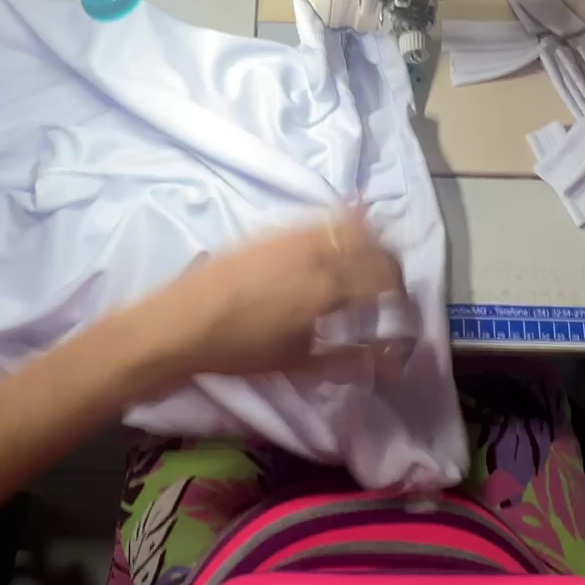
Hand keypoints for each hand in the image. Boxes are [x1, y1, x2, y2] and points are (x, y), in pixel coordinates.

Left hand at [132, 210, 406, 382]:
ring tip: (363, 269)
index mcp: (329, 284)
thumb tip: (389, 363)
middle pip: (374, 244)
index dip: (402, 295)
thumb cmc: (241, 347)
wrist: (182, 321)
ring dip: (367, 244)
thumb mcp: (300, 359)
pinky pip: (320, 220)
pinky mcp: (274, 229)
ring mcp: (295, 234)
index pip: (386, 277)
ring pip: (349, 224)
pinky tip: (332, 250)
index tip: (401, 314)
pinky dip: (339, 229)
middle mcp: (318, 250)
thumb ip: (350, 357)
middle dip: (390, 266)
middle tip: (388, 291)